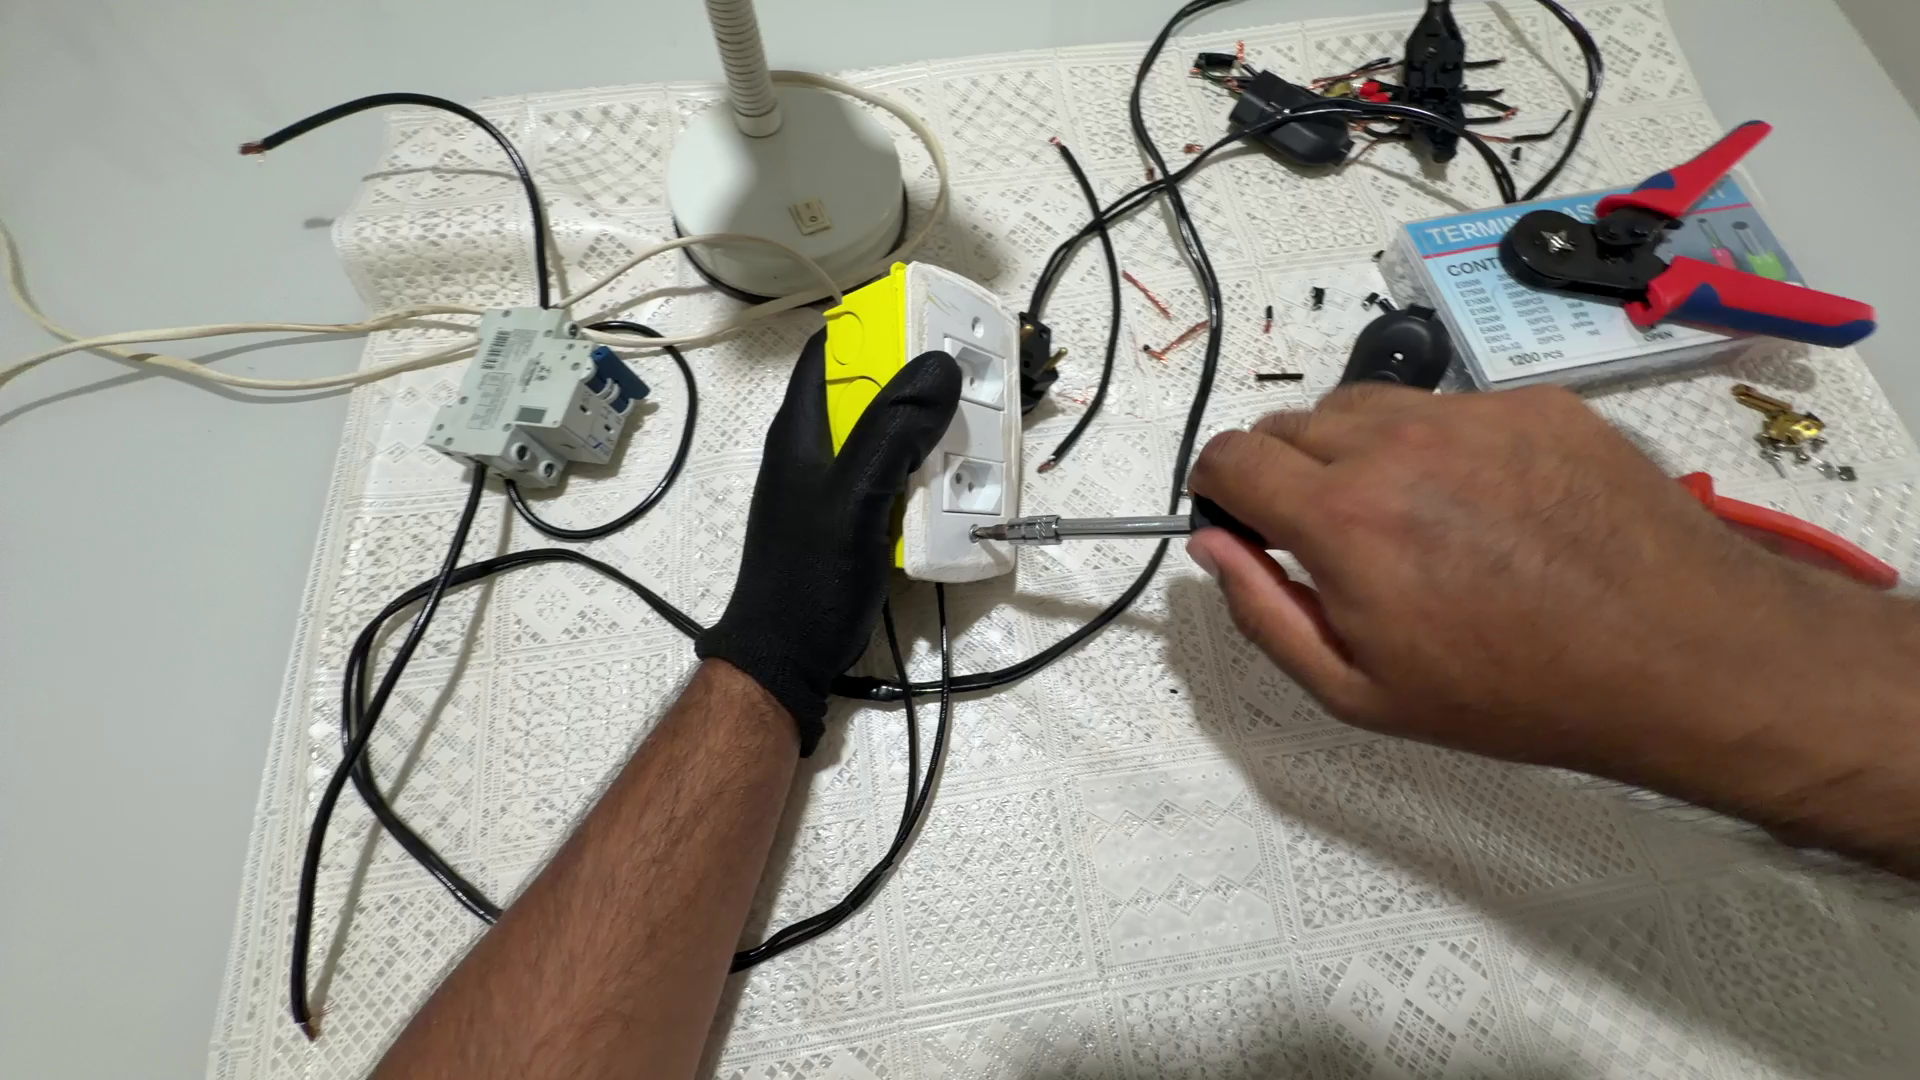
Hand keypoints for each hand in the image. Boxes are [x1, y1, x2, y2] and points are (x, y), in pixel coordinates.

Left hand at [696, 331, 959, 755]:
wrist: (790, 652)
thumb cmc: (812, 573)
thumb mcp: (856, 496)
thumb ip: (893, 432)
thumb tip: (940, 366)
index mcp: (803, 427)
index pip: (832, 351)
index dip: (876, 326)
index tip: (931, 321)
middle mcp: (815, 447)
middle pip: (866, 392)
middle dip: (915, 382)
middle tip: (969, 379)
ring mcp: (831, 484)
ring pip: (882, 436)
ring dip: (923, 429)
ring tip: (971, 425)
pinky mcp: (849, 515)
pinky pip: (889, 475)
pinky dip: (919, 469)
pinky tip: (949, 480)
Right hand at [1184, 383, 1893, 792]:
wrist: (1685, 659)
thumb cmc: (1504, 690)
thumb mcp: (1353, 689)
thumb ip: (1260, 611)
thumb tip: (1210, 544)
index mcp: (1341, 518)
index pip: (1228, 458)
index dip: (1212, 484)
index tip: (1232, 515)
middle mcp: (1394, 446)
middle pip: (1282, 425)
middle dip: (1275, 472)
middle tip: (1319, 530)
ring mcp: (1468, 415)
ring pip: (1355, 405)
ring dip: (1342, 449)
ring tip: (1393, 508)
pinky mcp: (1531, 403)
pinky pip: (1437, 406)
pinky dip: (1423, 442)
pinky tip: (1472, 497)